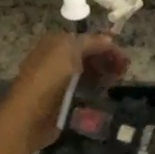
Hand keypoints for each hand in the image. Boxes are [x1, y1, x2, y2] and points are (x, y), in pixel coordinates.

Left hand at [0, 32, 127, 149]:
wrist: (30, 116)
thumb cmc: (48, 78)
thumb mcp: (69, 51)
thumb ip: (91, 42)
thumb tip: (108, 38)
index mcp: (55, 43)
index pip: (86, 40)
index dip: (106, 46)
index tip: (124, 56)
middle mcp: (56, 59)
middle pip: (88, 56)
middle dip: (107, 60)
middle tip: (124, 70)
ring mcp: (60, 80)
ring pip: (87, 73)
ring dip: (104, 74)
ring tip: (117, 81)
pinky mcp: (63, 100)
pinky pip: (83, 90)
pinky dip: (95, 89)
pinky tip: (105, 92)